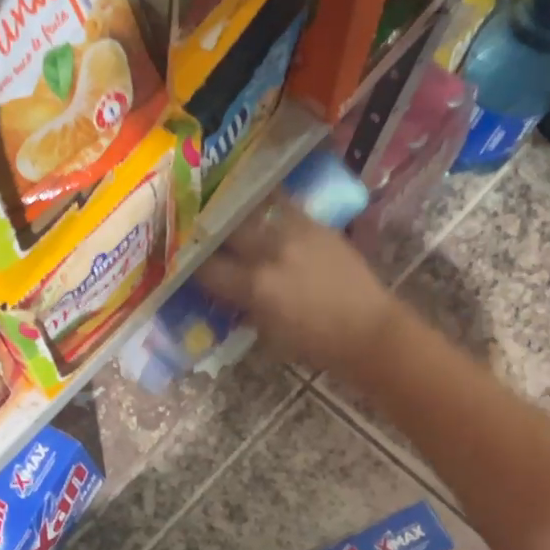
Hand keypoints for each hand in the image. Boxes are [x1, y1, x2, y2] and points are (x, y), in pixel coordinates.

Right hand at [195, 197, 405, 374]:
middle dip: (208, 232)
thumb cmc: (314, 344)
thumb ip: (242, 306)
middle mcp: (270, 252)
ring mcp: (295, 232)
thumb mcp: (267, 332)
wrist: (366, 330)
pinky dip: (265, 205)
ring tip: (221, 210)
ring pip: (252, 209)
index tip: (182, 264)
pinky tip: (256, 207)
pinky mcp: (315, 224)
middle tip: (198, 233)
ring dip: (234, 211)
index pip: (208, 268)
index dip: (190, 265)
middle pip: (225, 229)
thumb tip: (224, 290)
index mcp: (255, 287)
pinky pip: (282, 205)